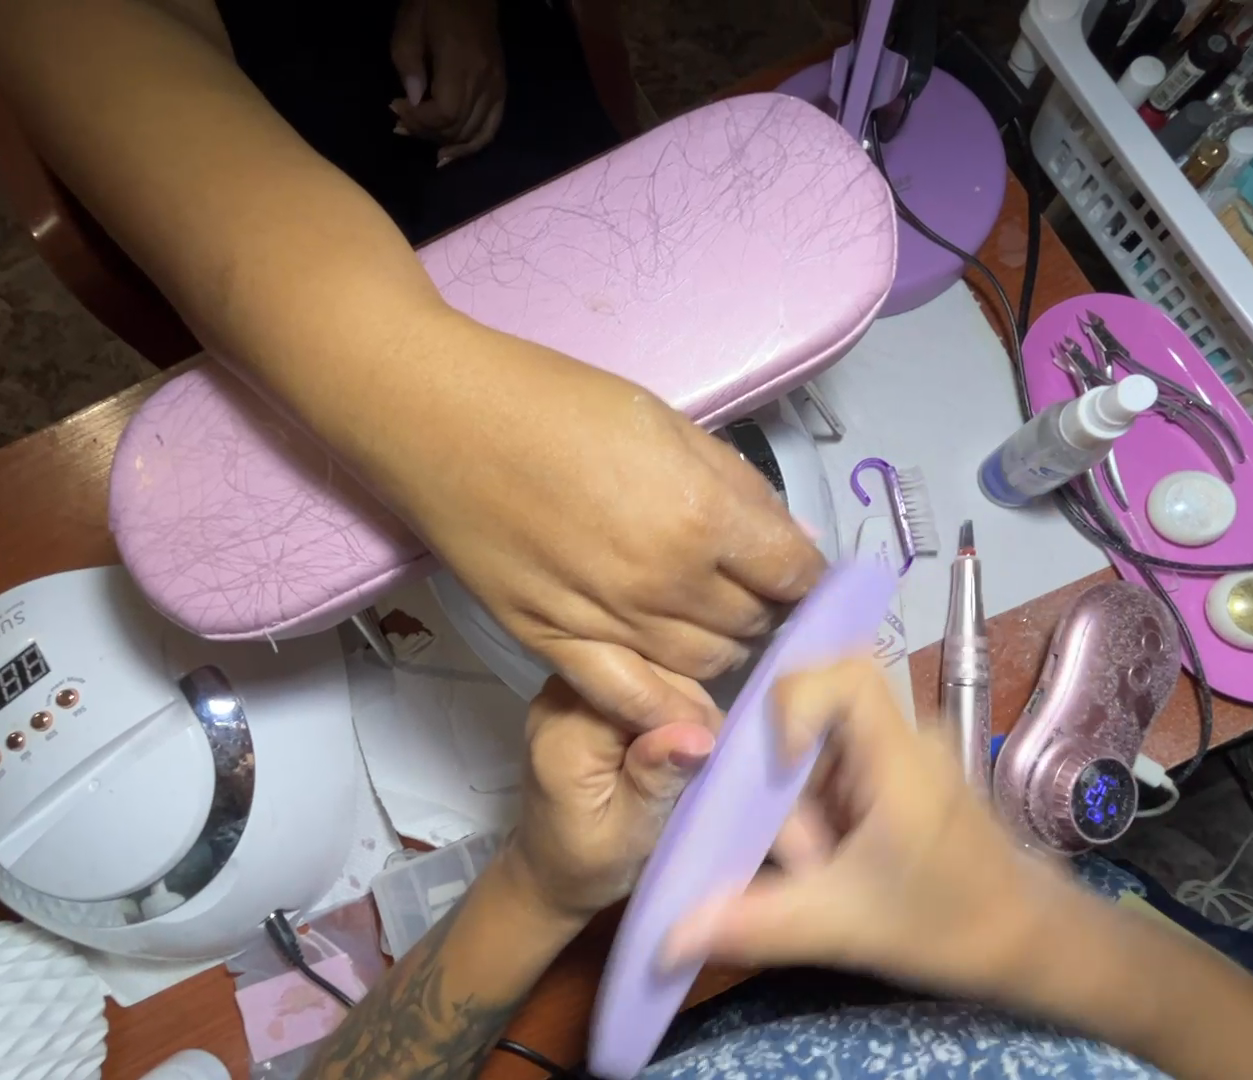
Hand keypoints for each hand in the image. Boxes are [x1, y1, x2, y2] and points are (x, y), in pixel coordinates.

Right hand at [380, 329, 825, 732]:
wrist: (443, 420)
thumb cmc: (555, 401)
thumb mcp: (665, 421)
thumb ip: (735, 487)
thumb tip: (791, 541)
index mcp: (701, 514)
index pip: (792, 571)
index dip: (808, 577)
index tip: (802, 575)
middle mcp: (667, 582)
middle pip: (751, 622)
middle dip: (766, 607)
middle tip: (755, 589)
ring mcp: (610, 622)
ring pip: (702, 664)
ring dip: (725, 647)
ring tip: (715, 622)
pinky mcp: (555, 645)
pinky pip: (630, 698)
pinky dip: (670, 708)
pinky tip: (690, 705)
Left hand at [390, 0, 505, 166]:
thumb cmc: (434, 3)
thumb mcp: (409, 26)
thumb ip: (408, 67)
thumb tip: (413, 103)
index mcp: (461, 64)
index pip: (444, 112)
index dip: (419, 121)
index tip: (396, 111)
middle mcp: (484, 82)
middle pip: (458, 128)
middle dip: (428, 133)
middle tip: (404, 127)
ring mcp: (496, 89)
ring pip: (473, 135)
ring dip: (447, 144)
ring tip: (424, 143)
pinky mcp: (501, 92)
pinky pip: (490, 131)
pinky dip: (472, 147)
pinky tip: (453, 153)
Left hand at [505, 675, 715, 920]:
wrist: (548, 869)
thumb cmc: (591, 863)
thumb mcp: (629, 835)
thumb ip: (656, 780)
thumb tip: (697, 734)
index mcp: (567, 731)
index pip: (647, 692)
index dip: (689, 717)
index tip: (709, 756)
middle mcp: (559, 694)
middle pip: (648, 672)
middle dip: (685, 709)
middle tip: (699, 760)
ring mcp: (567, 687)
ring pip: (647, 669)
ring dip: (676, 705)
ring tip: (683, 755)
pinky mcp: (578, 691)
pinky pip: (634, 678)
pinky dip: (658, 705)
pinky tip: (663, 740)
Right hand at [664, 660, 1078, 999]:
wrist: (1035, 942)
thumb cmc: (951, 926)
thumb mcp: (846, 925)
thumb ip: (758, 923)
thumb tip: (672, 935)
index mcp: (900, 759)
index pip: (847, 674)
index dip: (799, 700)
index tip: (785, 764)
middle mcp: (906, 736)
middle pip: (821, 706)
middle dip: (792, 773)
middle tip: (801, 839)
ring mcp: (907, 747)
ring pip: (824, 735)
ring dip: (805, 794)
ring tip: (822, 855)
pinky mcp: (902, 764)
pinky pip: (839, 756)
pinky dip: (821, 799)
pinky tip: (836, 849)